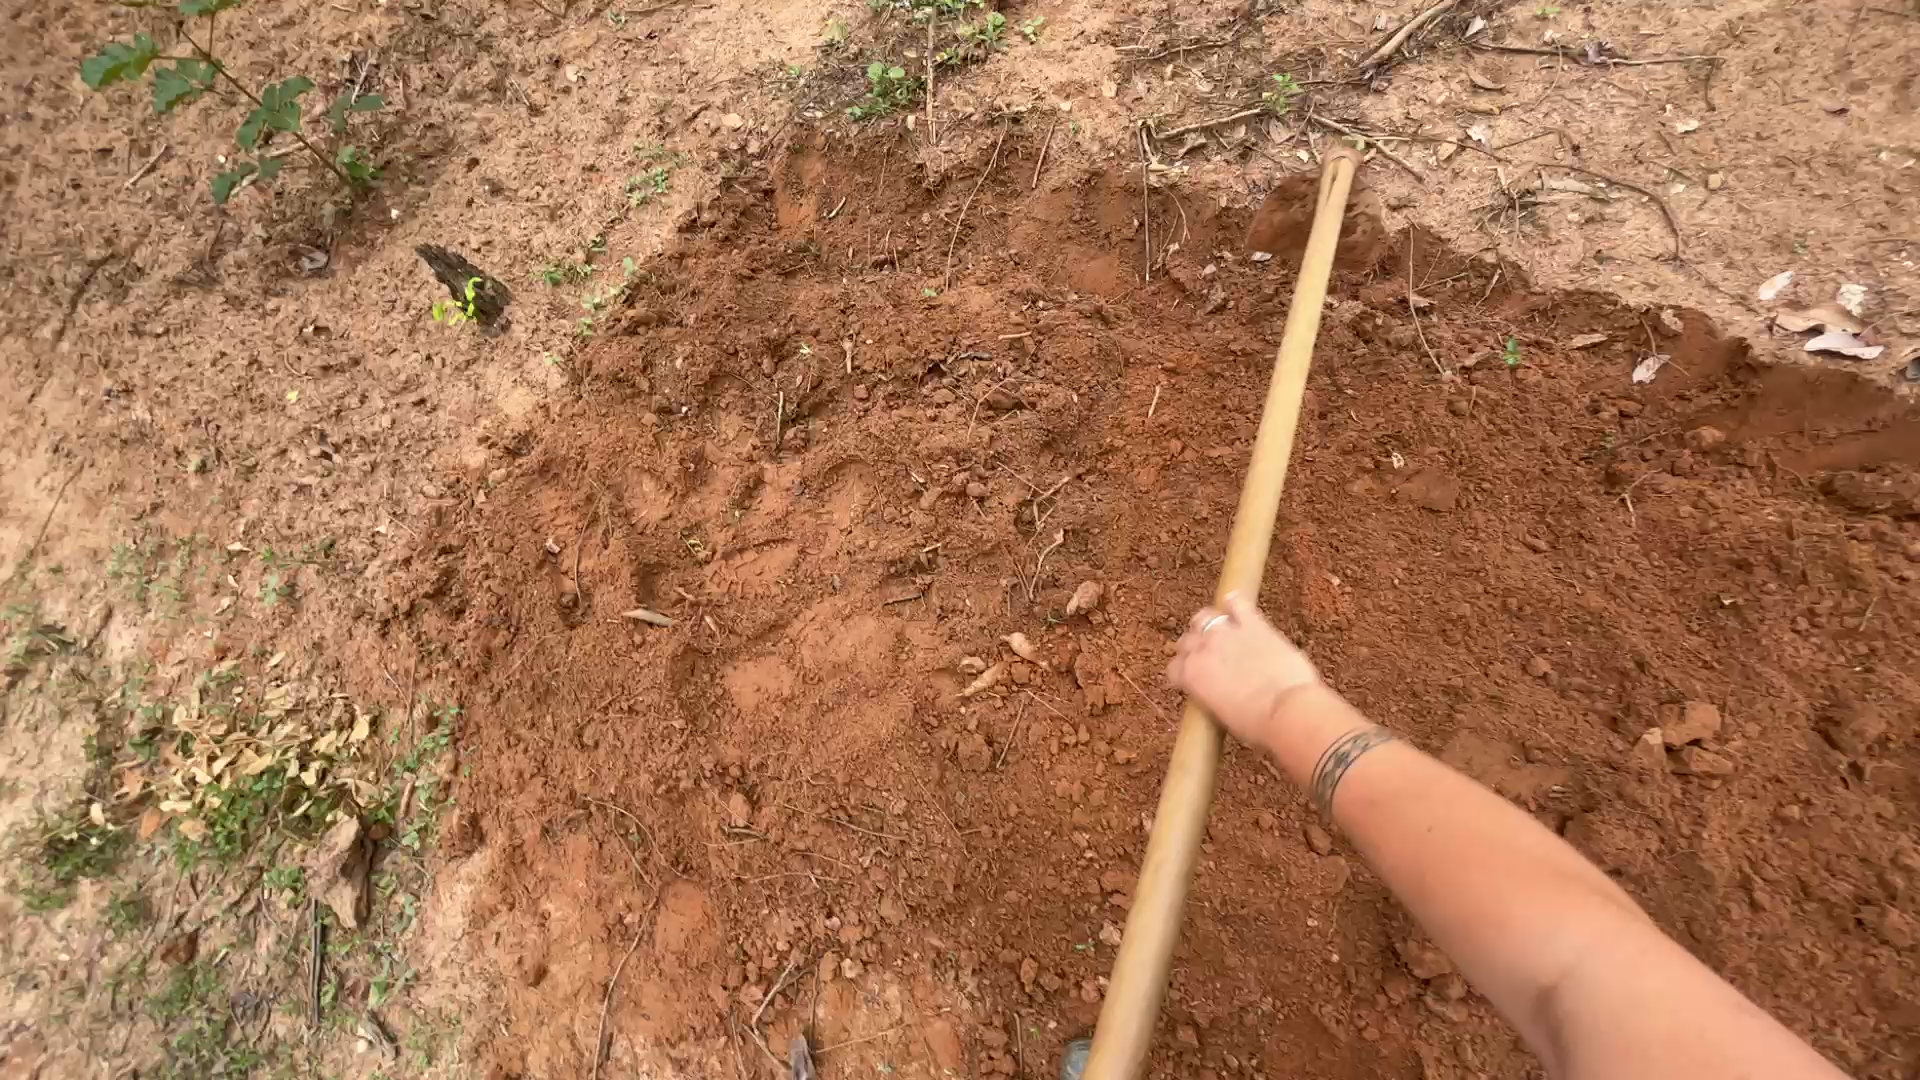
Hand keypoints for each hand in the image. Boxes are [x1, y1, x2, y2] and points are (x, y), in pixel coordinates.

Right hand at [1165, 593, 1320, 748]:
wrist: (1287, 711)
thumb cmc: (1256, 724)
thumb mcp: (1222, 715)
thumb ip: (1212, 696)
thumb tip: (1219, 694)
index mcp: (1191, 676)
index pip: (1173, 668)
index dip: (1182, 673)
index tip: (1189, 679)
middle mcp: (1202, 650)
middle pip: (1186, 641)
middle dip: (1192, 648)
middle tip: (1205, 657)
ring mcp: (1227, 634)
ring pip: (1204, 617)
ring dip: (1206, 624)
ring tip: (1215, 629)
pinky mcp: (1253, 625)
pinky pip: (1238, 604)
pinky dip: (1234, 602)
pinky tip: (1233, 602)